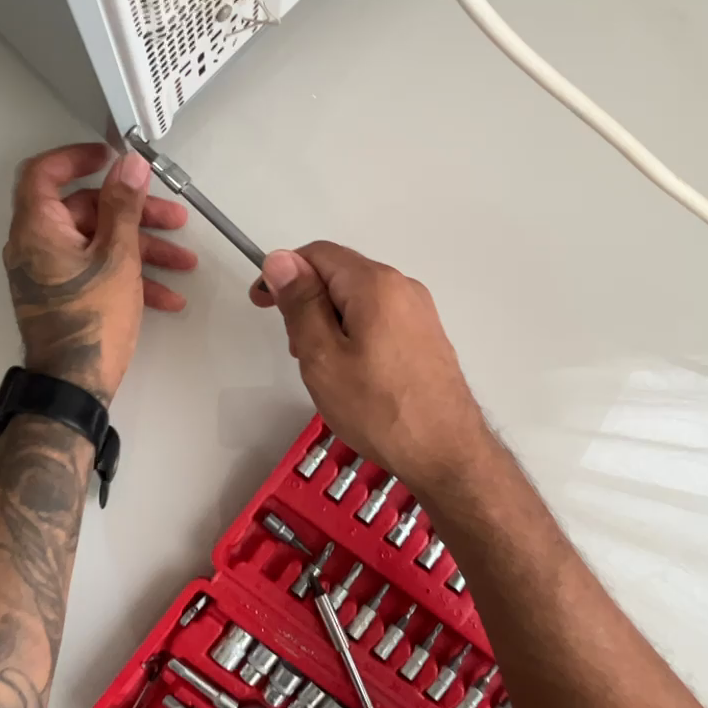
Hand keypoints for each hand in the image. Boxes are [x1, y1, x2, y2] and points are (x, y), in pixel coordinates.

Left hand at [5, 143, 197, 403]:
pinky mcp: (63, 299)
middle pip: (86, 212)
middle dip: (135, 215)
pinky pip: (96, 274)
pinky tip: (168, 297)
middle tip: (174, 219)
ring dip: (142, 250)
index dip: (77, 158)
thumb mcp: (116, 257)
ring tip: (184, 262)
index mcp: (38, 229)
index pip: (44, 173)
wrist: (73, 385)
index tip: (111, 156)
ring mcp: (50, 275)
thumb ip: (124, 206)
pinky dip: (129, 278)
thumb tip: (130, 164)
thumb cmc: (90, 321)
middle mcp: (37, 247)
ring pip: (98, 246)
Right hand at [252, 242, 492, 489]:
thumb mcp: (322, 357)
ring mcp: (420, 312)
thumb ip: (300, 304)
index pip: (318, 254)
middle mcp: (403, 287)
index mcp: (375, 284)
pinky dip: (354, 333)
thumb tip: (280, 259)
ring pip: (359, 299)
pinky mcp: (426, 337)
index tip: (261, 305)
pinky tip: (352, 373)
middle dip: (307, 301)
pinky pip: (379, 319)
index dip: (283, 272)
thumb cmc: (377, 409)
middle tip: (297, 350)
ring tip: (323, 369)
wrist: (445, 453)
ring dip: (329, 321)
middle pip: (340, 274)